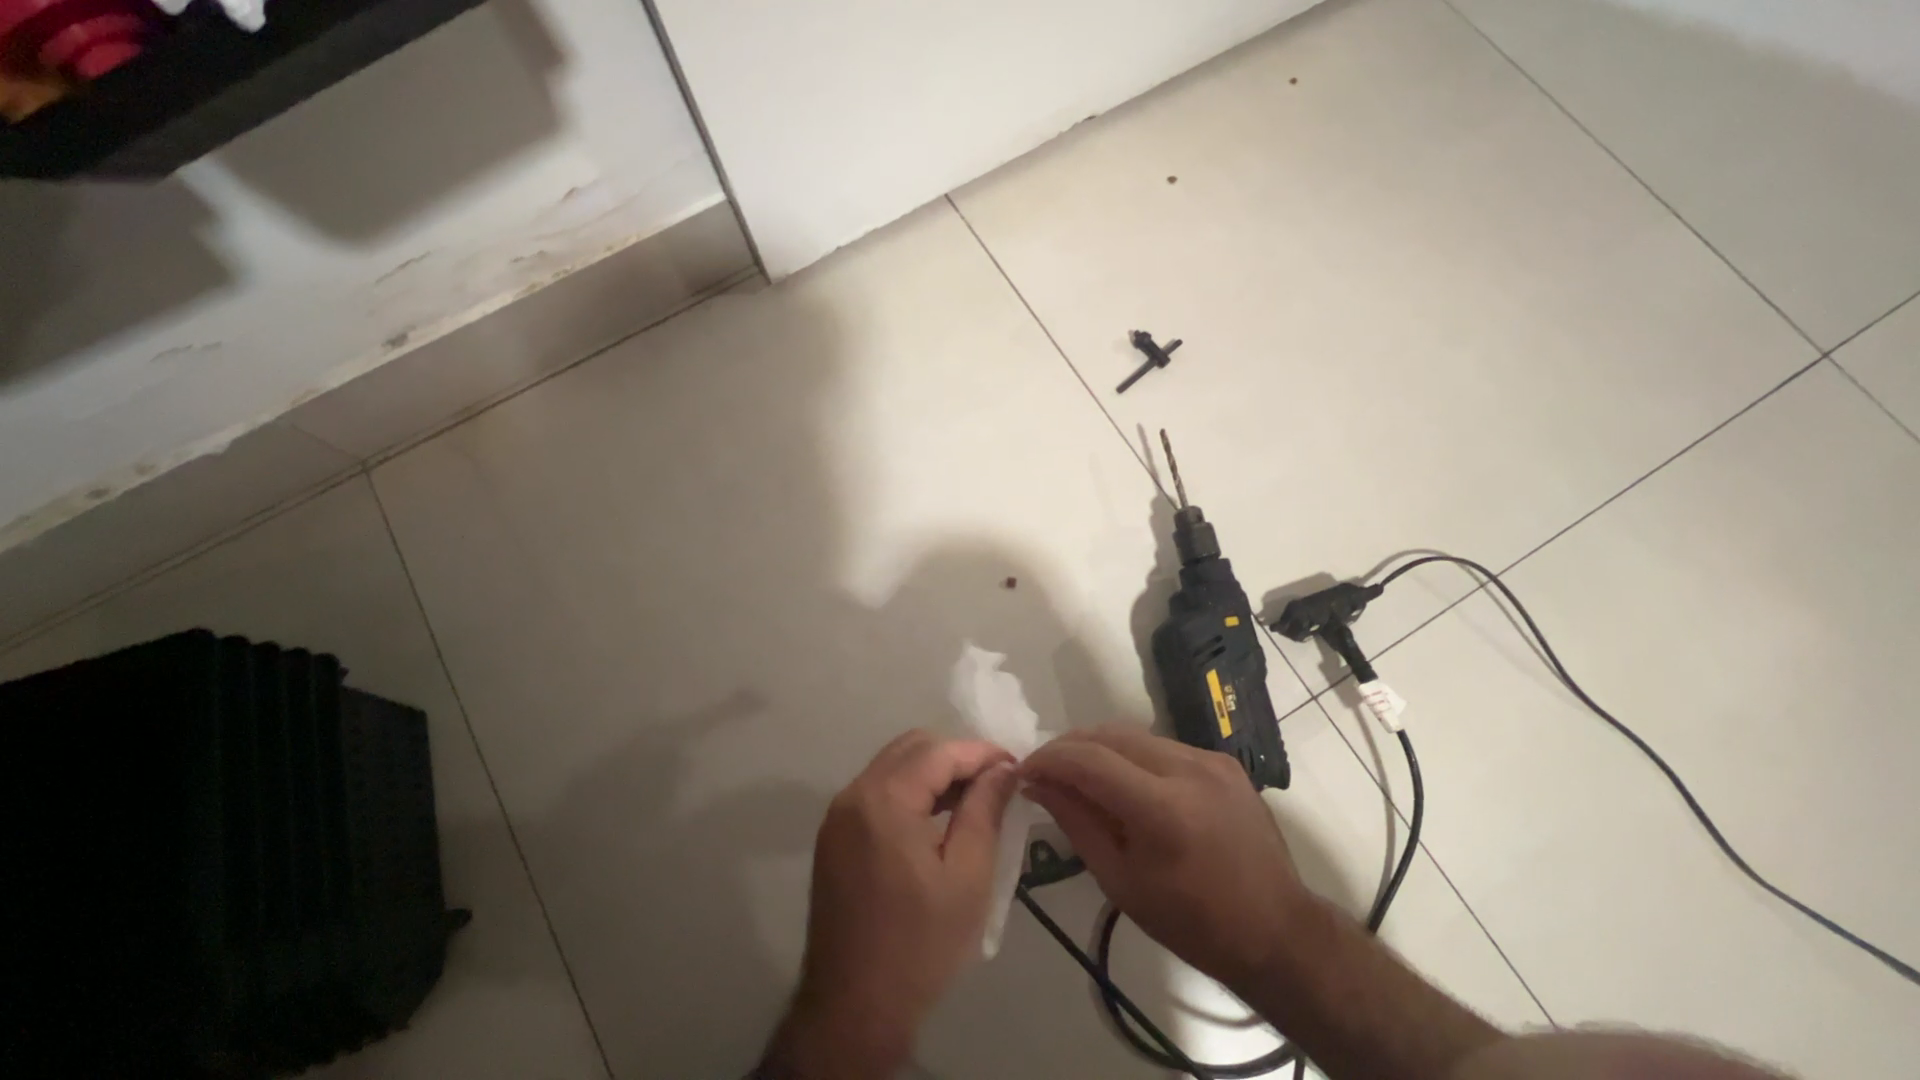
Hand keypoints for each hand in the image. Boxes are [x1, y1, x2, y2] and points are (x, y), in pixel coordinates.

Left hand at [762, 731, 1018, 1079]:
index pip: (939, 751)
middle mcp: (853, 795)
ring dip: (932, 772)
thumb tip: (1003, 768)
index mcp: (883, 800)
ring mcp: (837, 816)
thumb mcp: (968, 876)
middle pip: (911, 748)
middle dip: (956, 756)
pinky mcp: (834, 837)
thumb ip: (984, 810)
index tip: (1018, 766)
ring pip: (892, 767)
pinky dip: (910, 792)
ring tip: (974, 800)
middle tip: (997, 782)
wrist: (854, 1006)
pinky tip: (938, 819)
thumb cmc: (920, 944)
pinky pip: (877, 792)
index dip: (982, 753)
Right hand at [1019, 724, 1316, 993]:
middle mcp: (1188, 769)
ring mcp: (1211, 760)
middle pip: (1110, 735)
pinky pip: (1163, 746)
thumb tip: (1038, 784)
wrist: (1276, 930)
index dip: (1048, 759)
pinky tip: (1124, 782)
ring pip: (1136, 735)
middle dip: (1069, 747)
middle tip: (1044, 772)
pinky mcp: (1225, 762)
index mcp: (1162, 808)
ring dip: (1099, 748)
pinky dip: (1133, 756)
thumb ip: (1077, 823)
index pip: (1088, 759)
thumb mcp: (1121, 881)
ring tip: (1078, 776)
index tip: (1022, 772)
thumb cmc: (1191, 922)